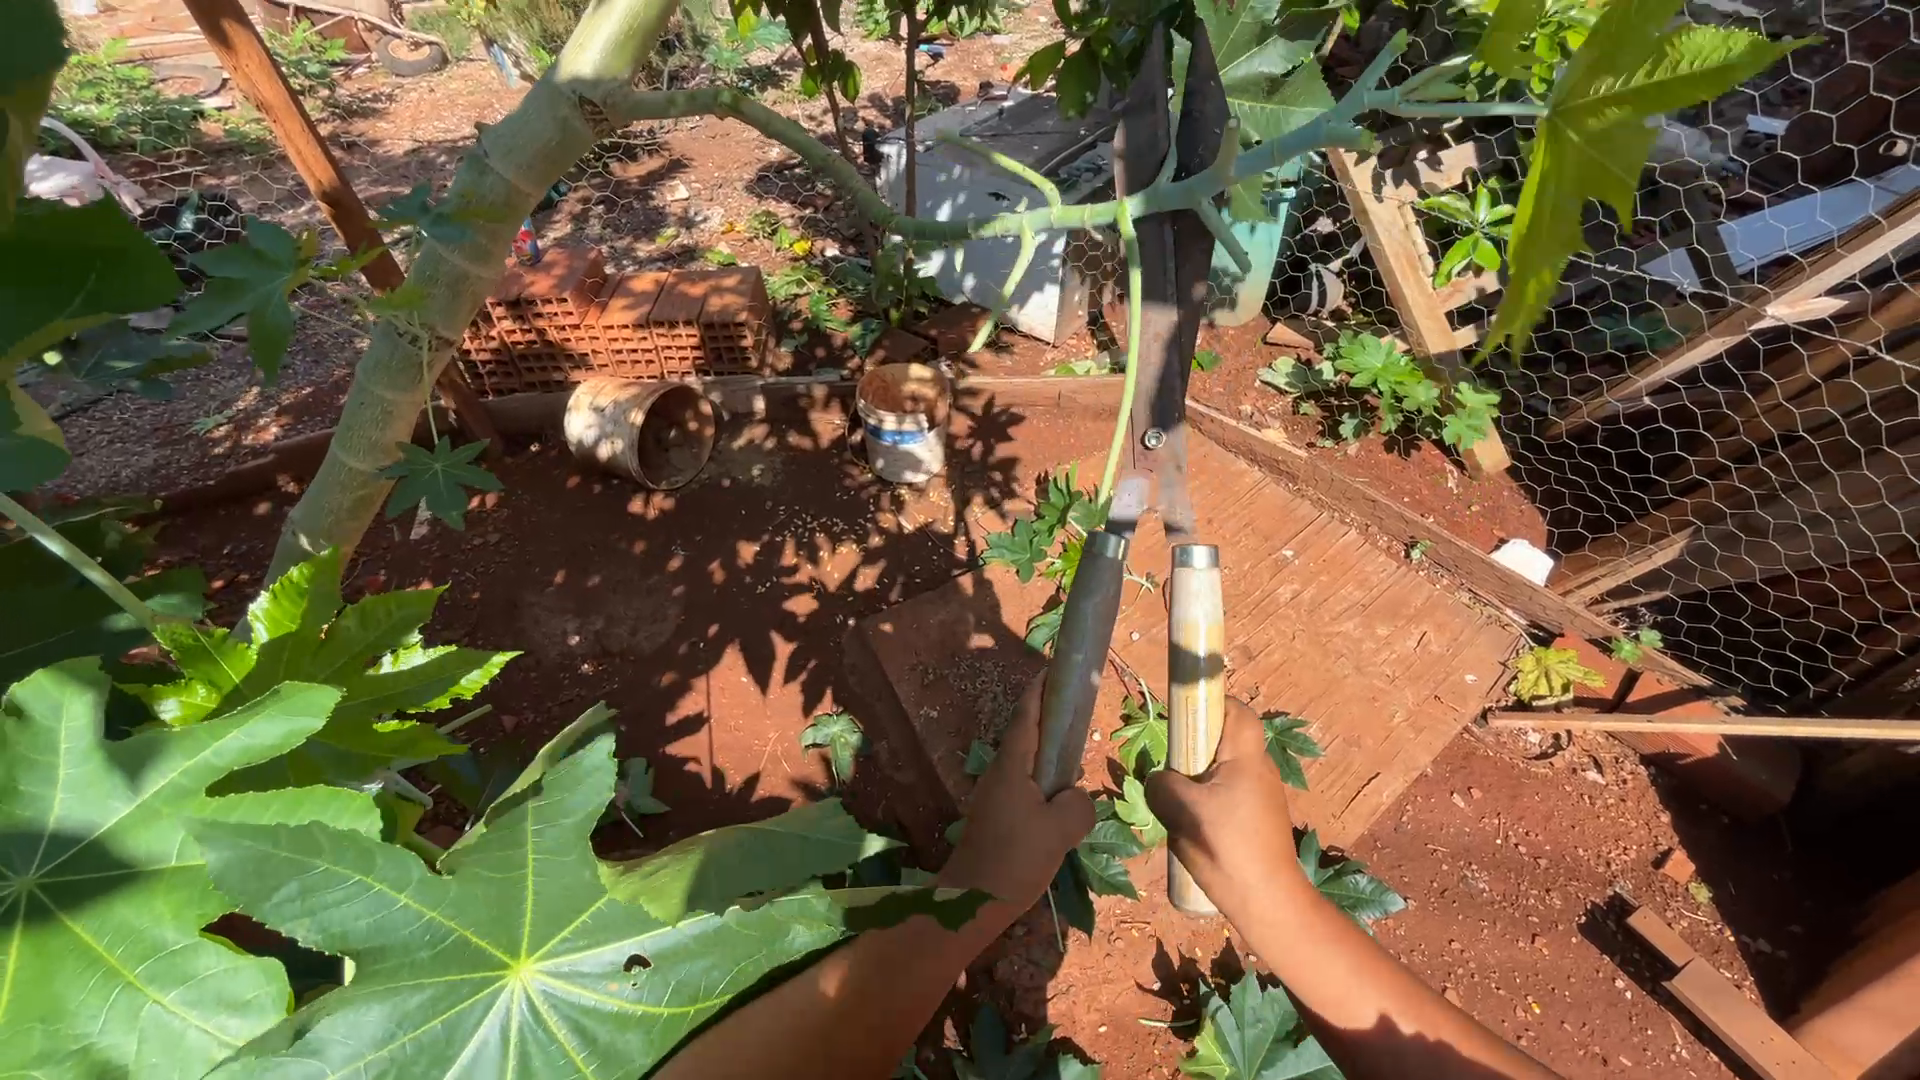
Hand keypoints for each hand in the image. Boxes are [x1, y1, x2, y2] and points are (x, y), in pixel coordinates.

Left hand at [938, 674, 1094, 912]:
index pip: (1026, 716)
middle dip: (1051, 727)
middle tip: (1078, 721)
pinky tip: (1062, 813)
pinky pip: (1025, 792)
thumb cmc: (1014, 860)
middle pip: (1028, 739)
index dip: (1039, 691)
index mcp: (1012, 766)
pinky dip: (1045, 791)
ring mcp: (994, 797)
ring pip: (1028, 769)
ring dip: (1050, 765)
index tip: (1051, 670)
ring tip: (1077, 774)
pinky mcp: (996, 819)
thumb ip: (1077, 805)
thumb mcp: (1060, 831)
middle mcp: (1000, 774)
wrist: (971, 903)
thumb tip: (1075, 797)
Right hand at [1146, 699, 1311, 917]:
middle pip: (1229, 738)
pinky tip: (1192, 821)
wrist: (1269, 903)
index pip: (1237, 710)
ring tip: (1176, 795)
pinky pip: (1229, 791)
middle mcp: (1260, 770)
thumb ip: (1161, 784)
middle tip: (1170, 759)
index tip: (1182, 715)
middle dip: (1197, 742)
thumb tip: (1158, 779)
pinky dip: (1209, 796)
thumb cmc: (1226, 848)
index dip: (1211, 703)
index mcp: (1246, 758)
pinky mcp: (1259, 818)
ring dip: (1200, 773)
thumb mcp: (1181, 810)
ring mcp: (1263, 796)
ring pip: (1226, 767)